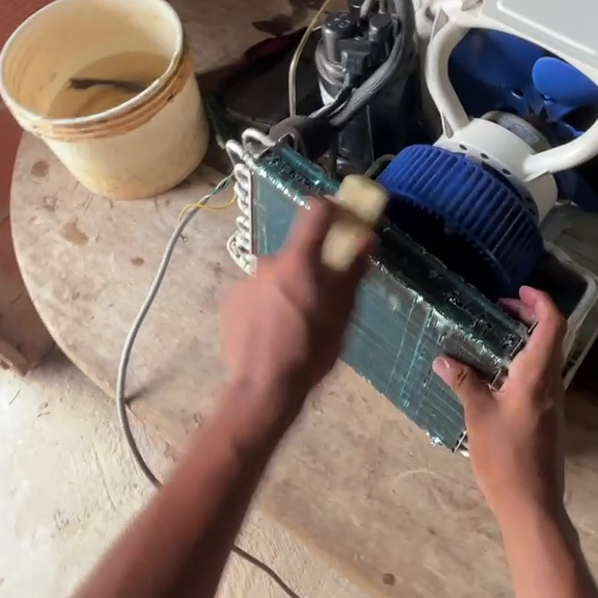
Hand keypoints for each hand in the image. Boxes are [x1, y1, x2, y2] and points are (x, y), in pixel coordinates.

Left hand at [218, 199, 372, 425]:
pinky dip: (270, 304)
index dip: (331, 208)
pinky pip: (259, 294)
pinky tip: (276, 332)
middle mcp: (268, 262)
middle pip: (298, 253)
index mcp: (299, 260)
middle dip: (312, 267)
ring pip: (278, 276)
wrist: (263, 389)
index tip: (343, 216)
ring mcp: (246, 282)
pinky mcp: (231, 303)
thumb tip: (366, 240)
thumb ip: (352, 271)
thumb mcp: (343, 313)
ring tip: (298, 323)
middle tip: (324, 297)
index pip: (315, 212)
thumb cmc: (311, 350)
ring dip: (290, 288)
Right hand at [433, 287, 567, 524]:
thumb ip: (464, 383)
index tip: (518, 292)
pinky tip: (498, 371)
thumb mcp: (478, 416)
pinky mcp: (550, 416)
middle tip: (501, 309)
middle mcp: (552, 383)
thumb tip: (444, 359)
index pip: (553, 324)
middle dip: (531, 315)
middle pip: (553, 336)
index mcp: (537, 375)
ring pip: (548, 356)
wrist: (533, 505)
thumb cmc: (505, 458)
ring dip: (527, 338)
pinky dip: (525, 360)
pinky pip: (542, 375)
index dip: (541, 302)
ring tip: (495, 335)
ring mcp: (554, 401)